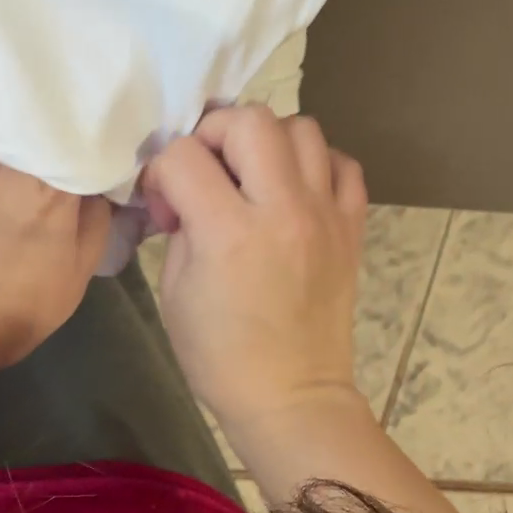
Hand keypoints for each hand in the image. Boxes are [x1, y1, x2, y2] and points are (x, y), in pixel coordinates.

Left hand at [0, 149, 111, 374]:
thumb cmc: (8, 314)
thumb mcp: (73, 278)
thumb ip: (94, 223)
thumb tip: (99, 186)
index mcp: (54, 183)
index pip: (79, 140)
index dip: (80, 142)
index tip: (79, 149)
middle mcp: (9, 160)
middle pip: (35, 126)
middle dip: (43, 127)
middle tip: (41, 142)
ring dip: (2, 132)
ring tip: (0, 145)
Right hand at [140, 106, 368, 429]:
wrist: (287, 392)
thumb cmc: (215, 352)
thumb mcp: (174, 290)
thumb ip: (183, 229)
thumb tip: (187, 198)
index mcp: (226, 232)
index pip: (182, 158)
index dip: (160, 170)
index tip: (161, 201)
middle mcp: (282, 208)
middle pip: (250, 121)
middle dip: (212, 133)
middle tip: (202, 169)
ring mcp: (325, 213)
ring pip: (302, 128)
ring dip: (264, 142)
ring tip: (248, 178)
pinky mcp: (352, 224)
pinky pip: (340, 163)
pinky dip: (311, 164)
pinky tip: (289, 192)